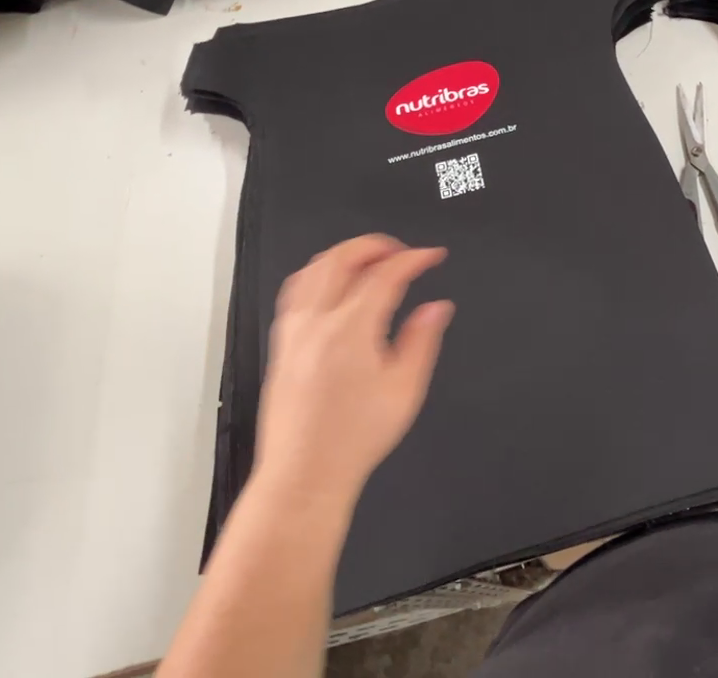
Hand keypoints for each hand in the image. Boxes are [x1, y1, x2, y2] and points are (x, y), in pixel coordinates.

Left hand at [253, 235, 453, 497]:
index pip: (385, 275)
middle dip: (376, 245)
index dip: (413, 259)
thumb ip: (422, 340)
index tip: (431, 256)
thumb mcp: (404, 389)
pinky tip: (333, 284)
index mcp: (350, 330)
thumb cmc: (352, 439)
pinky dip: (319, 273)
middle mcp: (316, 324)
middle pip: (342, 258)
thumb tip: (436, 308)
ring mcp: (294, 332)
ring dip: (345, 254)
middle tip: (402, 251)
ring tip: (370, 260)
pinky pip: (296, 290)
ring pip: (314, 268)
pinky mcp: (282, 345)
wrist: (306, 473)